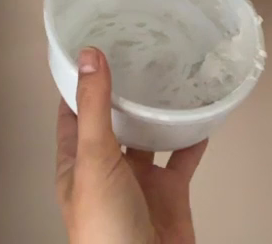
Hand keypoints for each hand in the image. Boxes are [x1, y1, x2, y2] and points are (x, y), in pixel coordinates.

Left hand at [55, 47, 207, 243]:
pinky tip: (200, 114)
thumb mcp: (93, 159)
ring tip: (167, 74)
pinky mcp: (169, 194)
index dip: (78, 81)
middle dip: (121, 90)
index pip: (71, 111)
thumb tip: (88, 55)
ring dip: (156, 111)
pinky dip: (191, 137)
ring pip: (148, 136)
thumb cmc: (107, 227)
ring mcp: (138, 181)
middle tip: (135, 51)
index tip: (90, 45)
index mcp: (77, 162)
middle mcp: (106, 168)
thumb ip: (94, 107)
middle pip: (112, 120)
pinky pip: (182, 158)